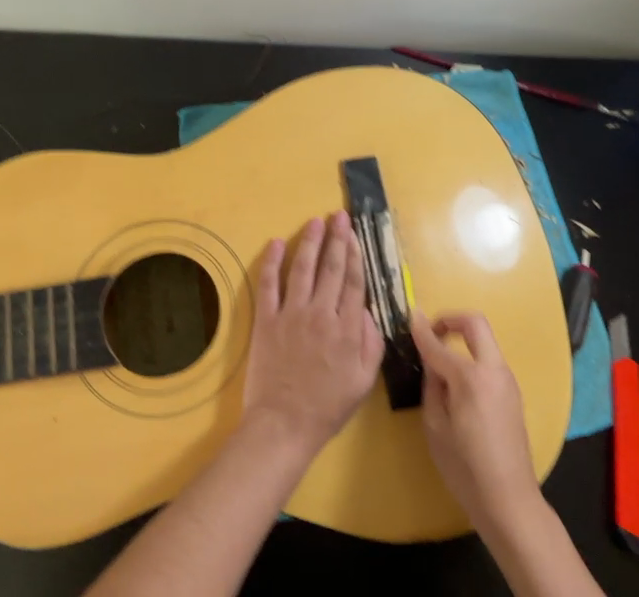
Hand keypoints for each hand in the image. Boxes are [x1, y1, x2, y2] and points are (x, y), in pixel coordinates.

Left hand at [241, 212, 384, 451]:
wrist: (284, 423)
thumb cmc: (327, 407)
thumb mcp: (363, 381)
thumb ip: (371, 344)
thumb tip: (368, 311)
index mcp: (347, 329)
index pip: (353, 282)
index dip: (354, 255)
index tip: (354, 235)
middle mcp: (321, 314)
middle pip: (331, 268)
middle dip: (336, 239)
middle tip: (339, 216)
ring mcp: (292, 315)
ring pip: (303, 269)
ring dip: (309, 242)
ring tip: (315, 221)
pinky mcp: (266, 321)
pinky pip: (269, 285)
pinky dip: (272, 262)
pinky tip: (275, 243)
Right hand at [409, 309, 540, 528]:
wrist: (508, 498)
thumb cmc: (464, 466)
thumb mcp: (435, 425)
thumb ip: (432, 385)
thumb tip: (430, 360)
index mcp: (471, 378)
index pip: (439, 345)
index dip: (422, 330)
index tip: (410, 316)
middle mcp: (494, 370)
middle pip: (475, 324)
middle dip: (451, 320)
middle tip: (431, 332)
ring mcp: (507, 381)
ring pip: (485, 342)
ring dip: (463, 340)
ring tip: (440, 361)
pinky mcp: (513, 393)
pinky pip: (490, 362)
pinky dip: (472, 358)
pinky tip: (457, 383)